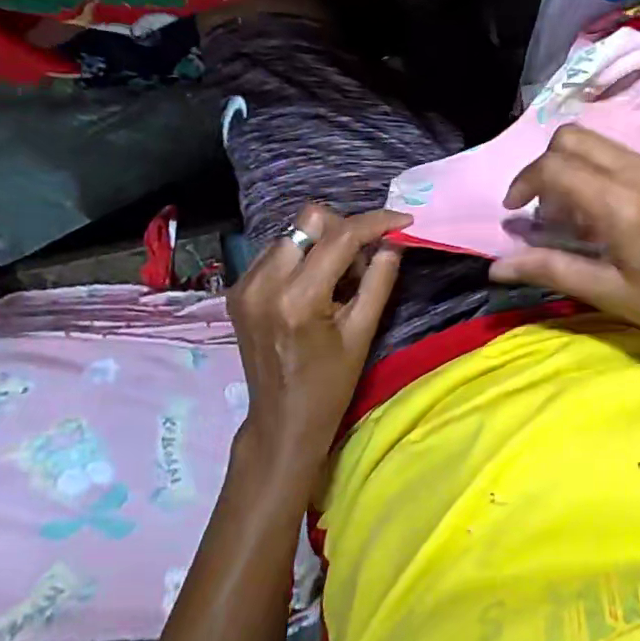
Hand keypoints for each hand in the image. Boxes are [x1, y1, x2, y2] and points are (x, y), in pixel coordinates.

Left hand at [227, 205, 408, 487]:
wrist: (282, 419)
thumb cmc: (330, 384)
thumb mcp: (362, 333)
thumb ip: (379, 280)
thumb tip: (394, 241)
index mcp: (297, 299)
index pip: (339, 236)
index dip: (374, 222)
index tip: (402, 220)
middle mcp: (264, 282)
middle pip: (310, 221)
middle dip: (344, 232)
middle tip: (362, 266)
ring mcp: (245, 284)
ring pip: (293, 233)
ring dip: (322, 245)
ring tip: (337, 282)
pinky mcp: (237, 289)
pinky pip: (275, 252)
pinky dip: (300, 258)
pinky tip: (312, 287)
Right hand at [488, 126, 639, 375]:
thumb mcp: (611, 294)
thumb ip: (550, 269)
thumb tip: (496, 267)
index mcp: (627, 205)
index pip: (556, 167)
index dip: (524, 182)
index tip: (514, 212)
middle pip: (574, 138)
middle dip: (544, 167)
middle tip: (542, 212)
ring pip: (600, 145)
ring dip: (573, 171)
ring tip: (576, 221)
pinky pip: (626, 158)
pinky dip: (601, 176)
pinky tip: (611, 217)